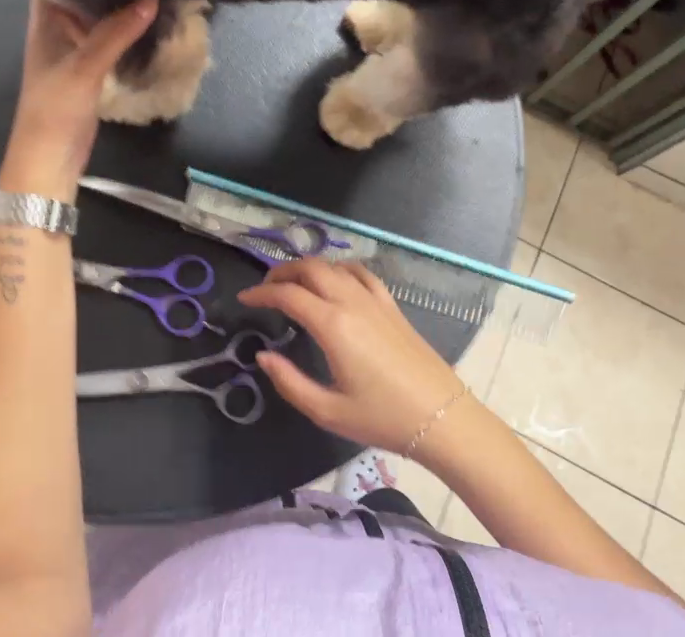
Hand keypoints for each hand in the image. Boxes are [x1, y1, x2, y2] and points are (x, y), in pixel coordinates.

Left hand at [0, 0, 156, 198]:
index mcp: (46, 16)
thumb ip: (116, 31)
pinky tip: (157, 12)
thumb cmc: (54, 108)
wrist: (50, 159)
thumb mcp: (84, 67)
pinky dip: (133, 25)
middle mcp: (62, 24)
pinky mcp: (96, 63)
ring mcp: (80, 44)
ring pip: (104, 11)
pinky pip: (115, 34)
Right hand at [238, 260, 473, 454]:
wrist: (441, 418)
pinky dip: (340, 270)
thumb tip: (263, 356)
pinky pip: (361, 274)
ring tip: (293, 284)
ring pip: (335, 266)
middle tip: (265, 288)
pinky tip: (336, 281)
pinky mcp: (393, 307)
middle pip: (311, 268)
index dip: (261, 293)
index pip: (288, 295)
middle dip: (282, 272)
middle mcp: (352, 302)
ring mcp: (376, 301)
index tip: (244, 299)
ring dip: (309, 268)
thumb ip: (289, 382)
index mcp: (333, 325)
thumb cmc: (382, 418)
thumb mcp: (328, 411)